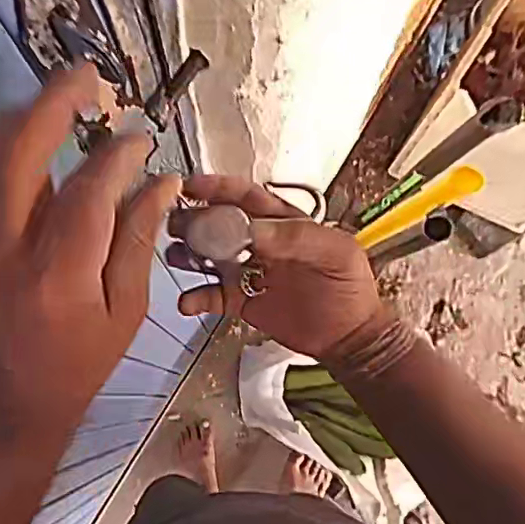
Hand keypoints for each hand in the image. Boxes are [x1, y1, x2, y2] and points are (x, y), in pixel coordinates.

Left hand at [0, 67, 181, 435]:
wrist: (22, 392)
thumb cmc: (83, 359)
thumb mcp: (127, 310)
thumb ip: (138, 239)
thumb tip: (159, 180)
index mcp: (58, 276)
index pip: (86, 192)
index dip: (117, 156)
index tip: (140, 138)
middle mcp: (6, 252)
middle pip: (18, 154)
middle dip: (54, 102)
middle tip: (90, 79)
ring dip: (19, 118)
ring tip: (59, 104)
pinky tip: (25, 138)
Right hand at [169, 175, 393, 362]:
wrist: (349, 337)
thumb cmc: (349, 288)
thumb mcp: (333, 253)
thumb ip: (294, 237)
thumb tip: (250, 229)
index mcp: (283, 223)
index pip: (246, 198)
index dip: (219, 189)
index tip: (192, 186)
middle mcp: (260, 244)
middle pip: (219, 225)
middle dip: (195, 221)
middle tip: (176, 223)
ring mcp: (248, 272)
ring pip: (209, 258)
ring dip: (188, 255)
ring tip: (175, 256)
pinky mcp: (241, 301)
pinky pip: (212, 296)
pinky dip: (195, 298)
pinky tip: (187, 301)